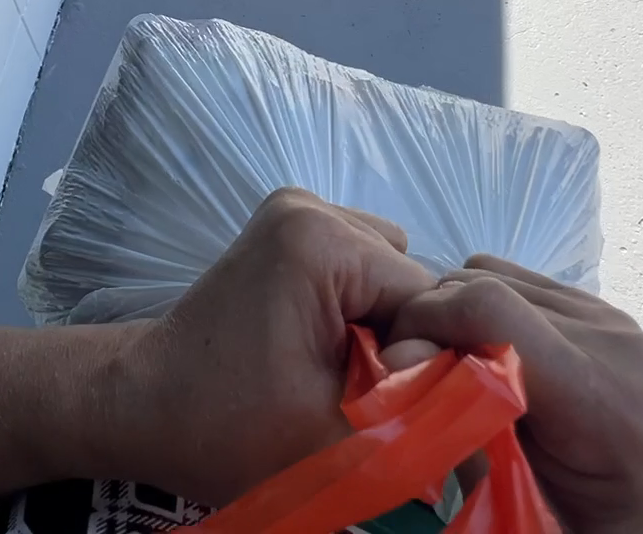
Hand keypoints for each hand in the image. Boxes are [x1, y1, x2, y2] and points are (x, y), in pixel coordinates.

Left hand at [110, 187, 434, 504]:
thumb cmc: (228, 422)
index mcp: (322, 239)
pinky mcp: (285, 226)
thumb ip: (425, 418)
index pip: (427, 298)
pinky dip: (353, 304)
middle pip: (407, 279)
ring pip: (385, 271)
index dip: (424, 361)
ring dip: (378, 321)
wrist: (146, 398)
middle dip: (400, 339)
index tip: (392, 405)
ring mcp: (294, 208)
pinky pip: (355, 263)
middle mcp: (310, 206)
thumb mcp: (340, 437)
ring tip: (333, 363)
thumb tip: (495, 410)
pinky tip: (319, 339)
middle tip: (356, 387)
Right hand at [386, 255, 642, 533]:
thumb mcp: (512, 503)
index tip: (393, 357)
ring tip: (457, 364)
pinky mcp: (602, 306)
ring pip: (495, 274)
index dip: (427, 318)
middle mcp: (622, 348)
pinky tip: (491, 350)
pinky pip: (515, 276)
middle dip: (433, 319)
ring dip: (457, 311)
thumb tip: (396, 354)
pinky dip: (483, 306)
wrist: (637, 525)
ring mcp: (616, 319)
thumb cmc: (573, 528)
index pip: (495, 312)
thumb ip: (456, 427)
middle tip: (416, 369)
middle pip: (489, 287)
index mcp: (610, 407)